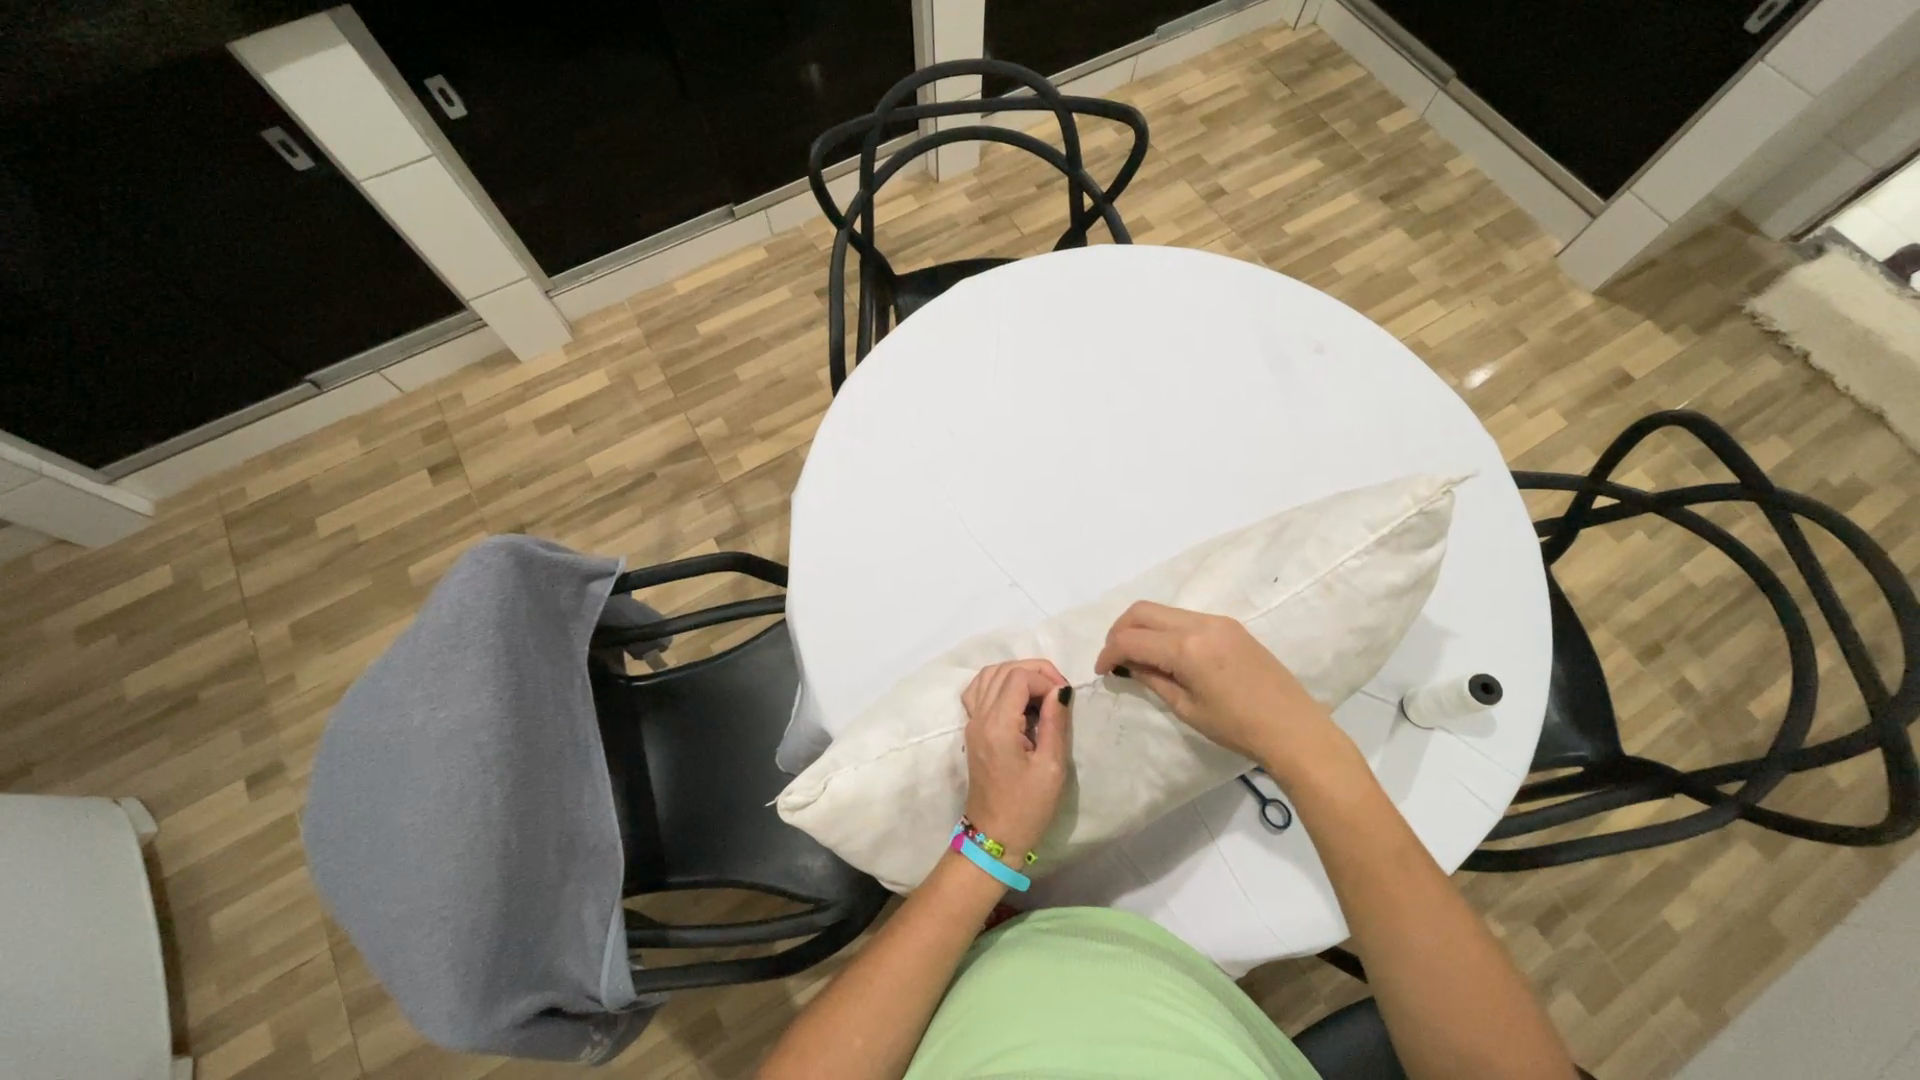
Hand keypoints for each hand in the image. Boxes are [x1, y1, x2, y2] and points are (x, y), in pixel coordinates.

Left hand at [959, 660, 1073, 864]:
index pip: (1018, 678)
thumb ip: (1054, 722)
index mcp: (997, 725)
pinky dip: (998, 683)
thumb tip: (1060, 690)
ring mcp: (971, 722)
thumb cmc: (1027, 807)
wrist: (994, 836)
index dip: (1045, 679)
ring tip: (1041, 692)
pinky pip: (978, 691)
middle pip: (1002, 670)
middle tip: (1058, 692)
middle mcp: (979, 717)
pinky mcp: (971, 729)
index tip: (1064, 698)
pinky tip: (1017, 697)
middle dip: (1033, 672)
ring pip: (988, 676)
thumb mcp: (1051, 767)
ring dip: (1016, 674)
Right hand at [1093, 601, 1348, 778]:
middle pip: (1143, 611)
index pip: (1131, 639)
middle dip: (1120, 630)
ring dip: (1142, 627)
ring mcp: (1217, 621)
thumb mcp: (1186, 708)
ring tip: (1137, 657)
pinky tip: (1165, 654)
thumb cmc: (1237, 727)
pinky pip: (1185, 618)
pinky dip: (1165, 629)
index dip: (1109, 653)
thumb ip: (1152, 679)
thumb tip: (1128, 664)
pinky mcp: (1230, 626)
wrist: (1293, 728)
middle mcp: (1200, 624)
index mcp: (1186, 648)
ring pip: (1163, 611)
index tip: (1101, 671)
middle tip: (1113, 657)